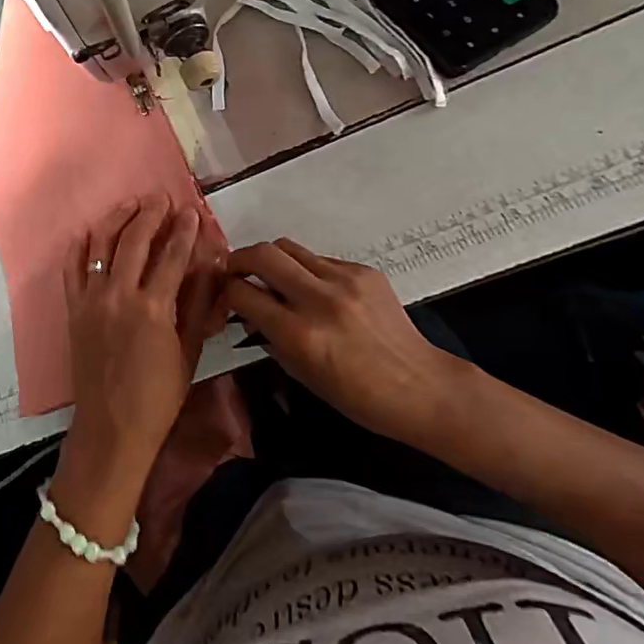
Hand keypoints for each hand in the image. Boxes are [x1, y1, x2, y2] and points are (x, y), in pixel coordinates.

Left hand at [58, 197, 224, 517]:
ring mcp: (91, 301)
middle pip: (135, 240)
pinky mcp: (73, 310)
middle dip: (151, 214)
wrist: (111, 428)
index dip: (185, 230)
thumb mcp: (189, 352)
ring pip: (101, 246)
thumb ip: (198, 305)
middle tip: (162, 199)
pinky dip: (82, 246)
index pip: (172, 255)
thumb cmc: (158, 396)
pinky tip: (91, 232)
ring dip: (117, 220)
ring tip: (131, 204)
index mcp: (153, 308)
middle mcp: (119, 296)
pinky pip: (73, 268)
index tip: (192, 212)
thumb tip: (209, 268)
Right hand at [226, 239, 471, 449]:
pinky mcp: (365, 271)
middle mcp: (319, 299)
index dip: (226, 292)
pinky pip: (321, 260)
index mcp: (299, 334)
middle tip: (236, 272)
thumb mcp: (302, 373)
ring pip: (290, 248)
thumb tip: (251, 312)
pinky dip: (307, 270)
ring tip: (273, 277)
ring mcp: (345, 280)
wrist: (418, 385)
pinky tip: (315, 291)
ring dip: (272, 260)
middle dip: (240, 260)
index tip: (224, 295)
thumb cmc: (356, 396)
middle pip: (263, 254)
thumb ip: (272, 338)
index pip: (244, 293)